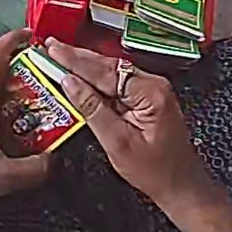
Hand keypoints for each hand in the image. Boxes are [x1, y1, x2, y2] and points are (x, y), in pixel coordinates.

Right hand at [43, 38, 219, 208]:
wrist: (181, 185)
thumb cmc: (154, 170)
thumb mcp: (117, 142)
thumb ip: (92, 109)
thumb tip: (70, 83)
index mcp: (149, 93)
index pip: (104, 71)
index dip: (74, 60)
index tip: (52, 50)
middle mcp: (152, 85)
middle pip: (107, 65)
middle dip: (76, 56)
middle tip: (50, 46)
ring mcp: (151, 89)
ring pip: (111, 71)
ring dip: (84, 64)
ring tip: (59, 54)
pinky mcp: (146, 97)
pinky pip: (116, 82)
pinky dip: (95, 77)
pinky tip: (79, 74)